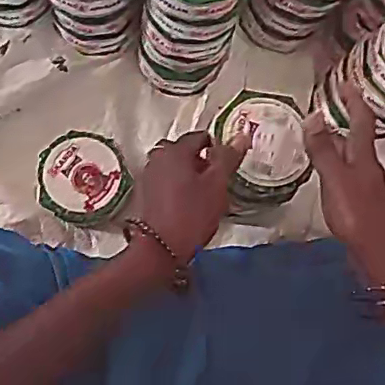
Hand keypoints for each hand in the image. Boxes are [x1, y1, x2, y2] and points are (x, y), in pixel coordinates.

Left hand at [133, 130, 246, 264]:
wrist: (159, 249)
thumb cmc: (192, 214)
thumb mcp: (217, 185)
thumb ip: (228, 157)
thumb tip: (241, 134)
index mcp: (175, 149)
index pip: (202, 137)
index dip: (218, 150)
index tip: (226, 169)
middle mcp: (157, 156)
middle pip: (186, 151)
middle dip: (202, 163)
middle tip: (216, 184)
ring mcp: (147, 174)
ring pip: (175, 167)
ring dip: (189, 176)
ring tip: (202, 197)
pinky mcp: (143, 193)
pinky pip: (165, 181)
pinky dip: (177, 187)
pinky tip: (186, 206)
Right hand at [303, 82, 384, 283]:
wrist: (381, 254)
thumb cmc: (358, 215)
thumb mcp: (336, 180)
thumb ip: (323, 150)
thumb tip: (314, 115)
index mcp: (364, 157)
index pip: (362, 119)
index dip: (354, 99)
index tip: (345, 81)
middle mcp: (368, 166)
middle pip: (358, 135)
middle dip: (346, 116)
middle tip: (328, 104)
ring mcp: (367, 184)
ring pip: (352, 153)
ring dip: (339, 139)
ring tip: (321, 131)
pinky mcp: (362, 200)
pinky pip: (347, 171)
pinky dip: (336, 161)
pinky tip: (325, 169)